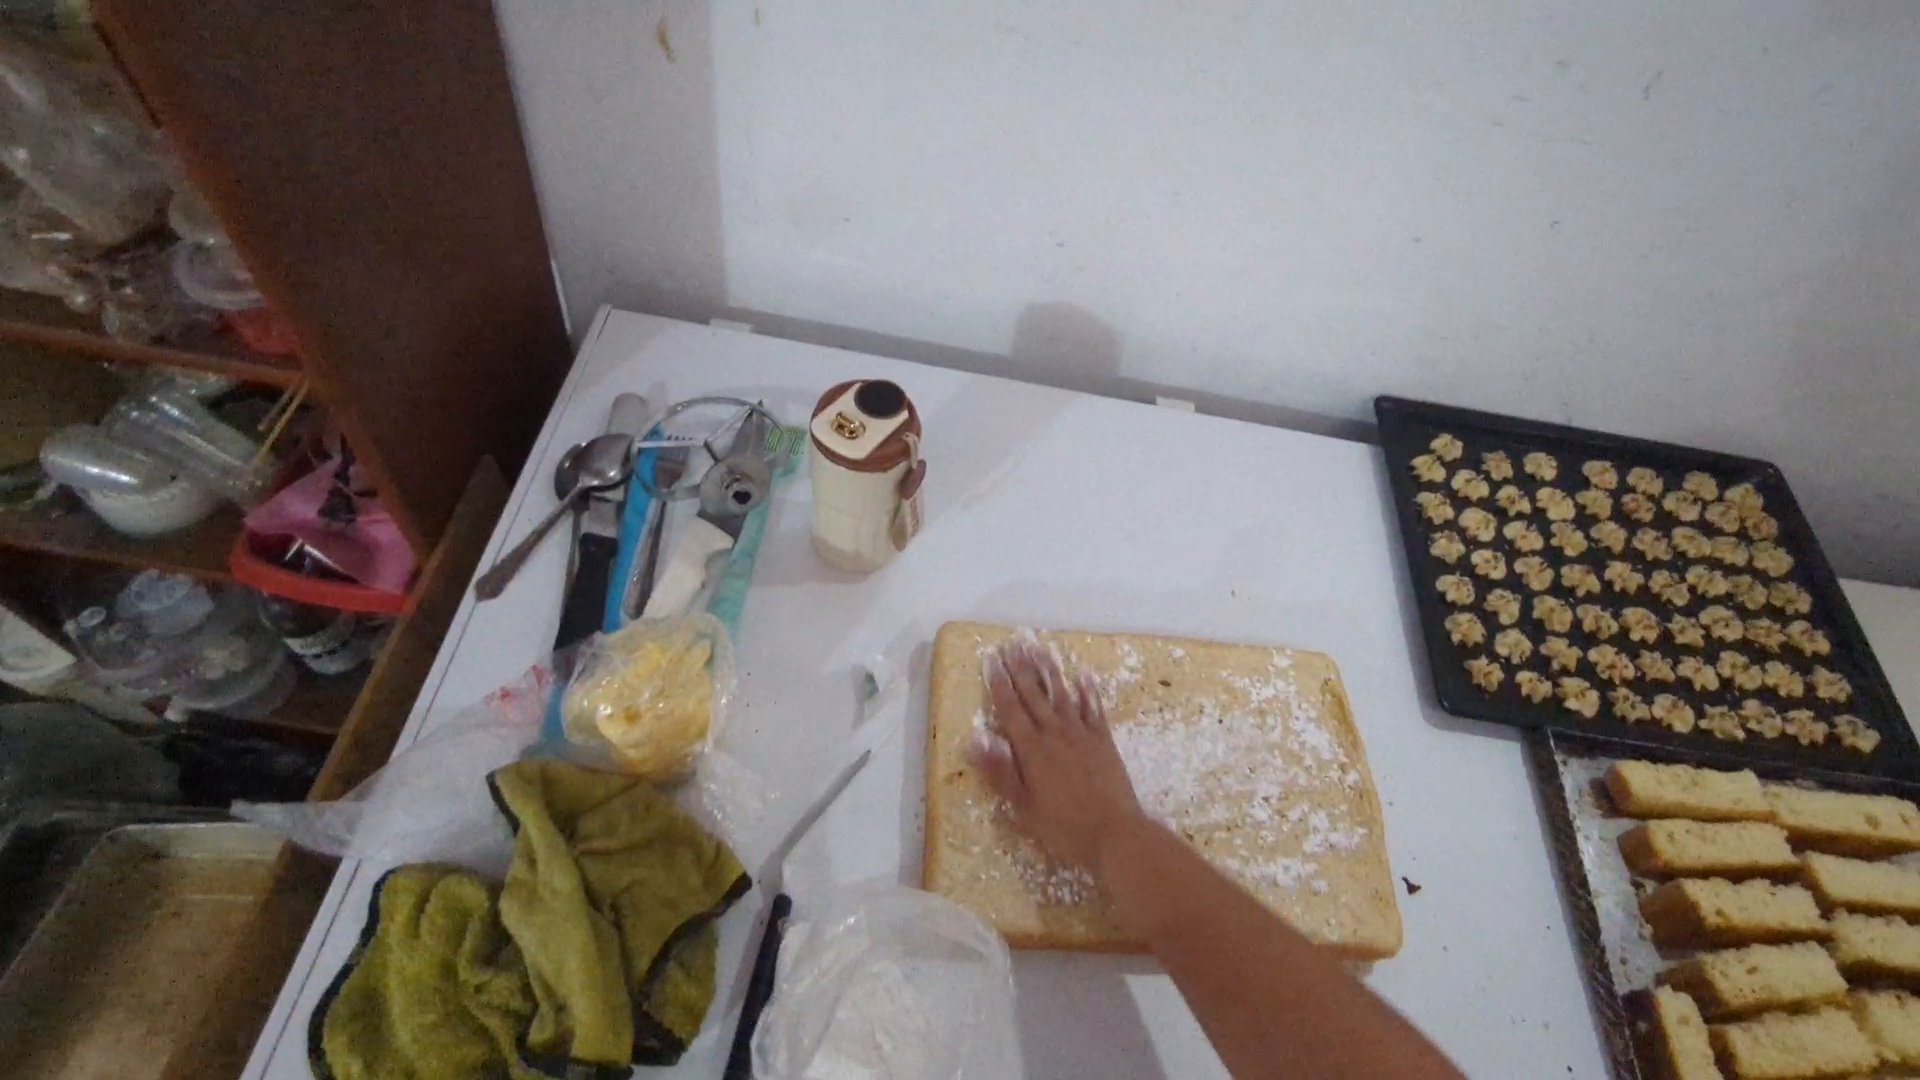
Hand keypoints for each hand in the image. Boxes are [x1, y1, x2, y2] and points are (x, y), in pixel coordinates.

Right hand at [970, 640, 1145, 871]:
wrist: (1116, 834)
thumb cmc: (1064, 827)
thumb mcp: (1023, 806)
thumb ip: (1000, 771)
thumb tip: (976, 737)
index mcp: (1032, 749)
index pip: (1010, 709)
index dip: (999, 683)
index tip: (991, 658)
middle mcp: (1055, 734)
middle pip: (1034, 695)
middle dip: (1021, 668)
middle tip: (1013, 642)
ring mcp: (1082, 735)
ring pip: (1062, 695)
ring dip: (1050, 670)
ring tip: (1041, 647)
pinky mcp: (1104, 741)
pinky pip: (1094, 709)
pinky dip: (1087, 691)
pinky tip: (1082, 674)